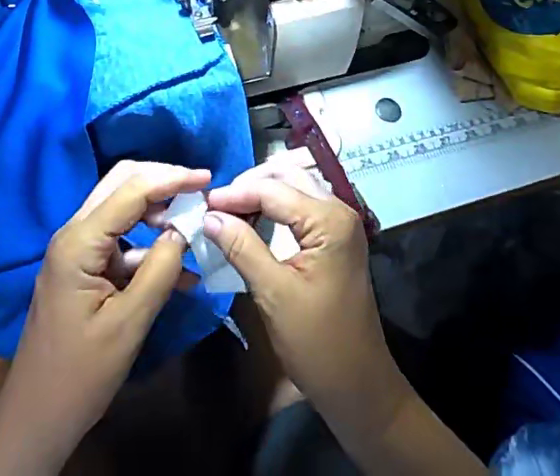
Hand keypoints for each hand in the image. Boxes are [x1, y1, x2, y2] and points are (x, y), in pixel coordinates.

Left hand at [0, 162, 207, 474]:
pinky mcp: (84, 267)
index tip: (208, 178)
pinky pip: (122, 240)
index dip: (171, 178)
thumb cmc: (80, 374)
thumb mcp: (129, 323)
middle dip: (163, 181)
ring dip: (159, 211)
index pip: (131, 189)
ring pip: (123, 208)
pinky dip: (151, 244)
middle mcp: (74, 234)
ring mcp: (77, 250)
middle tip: (200, 192)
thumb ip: (160, 269)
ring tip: (195, 226)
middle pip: (122, 184)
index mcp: (79, 242)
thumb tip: (185, 229)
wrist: (37, 418)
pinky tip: (181, 266)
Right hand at [203, 161, 412, 436]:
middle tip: (216, 204)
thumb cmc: (316, 342)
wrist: (357, 383)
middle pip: (289, 177)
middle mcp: (340, 211)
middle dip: (251, 185)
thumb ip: (242, 248)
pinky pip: (303, 206)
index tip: (202, 204)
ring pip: (297, 188)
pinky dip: (277, 207)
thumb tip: (210, 216)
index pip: (274, 190)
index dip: (235, 194)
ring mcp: (341, 224)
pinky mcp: (337, 238)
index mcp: (329, 220)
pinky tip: (254, 220)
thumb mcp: (274, 293)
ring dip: (264, 192)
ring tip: (229, 210)